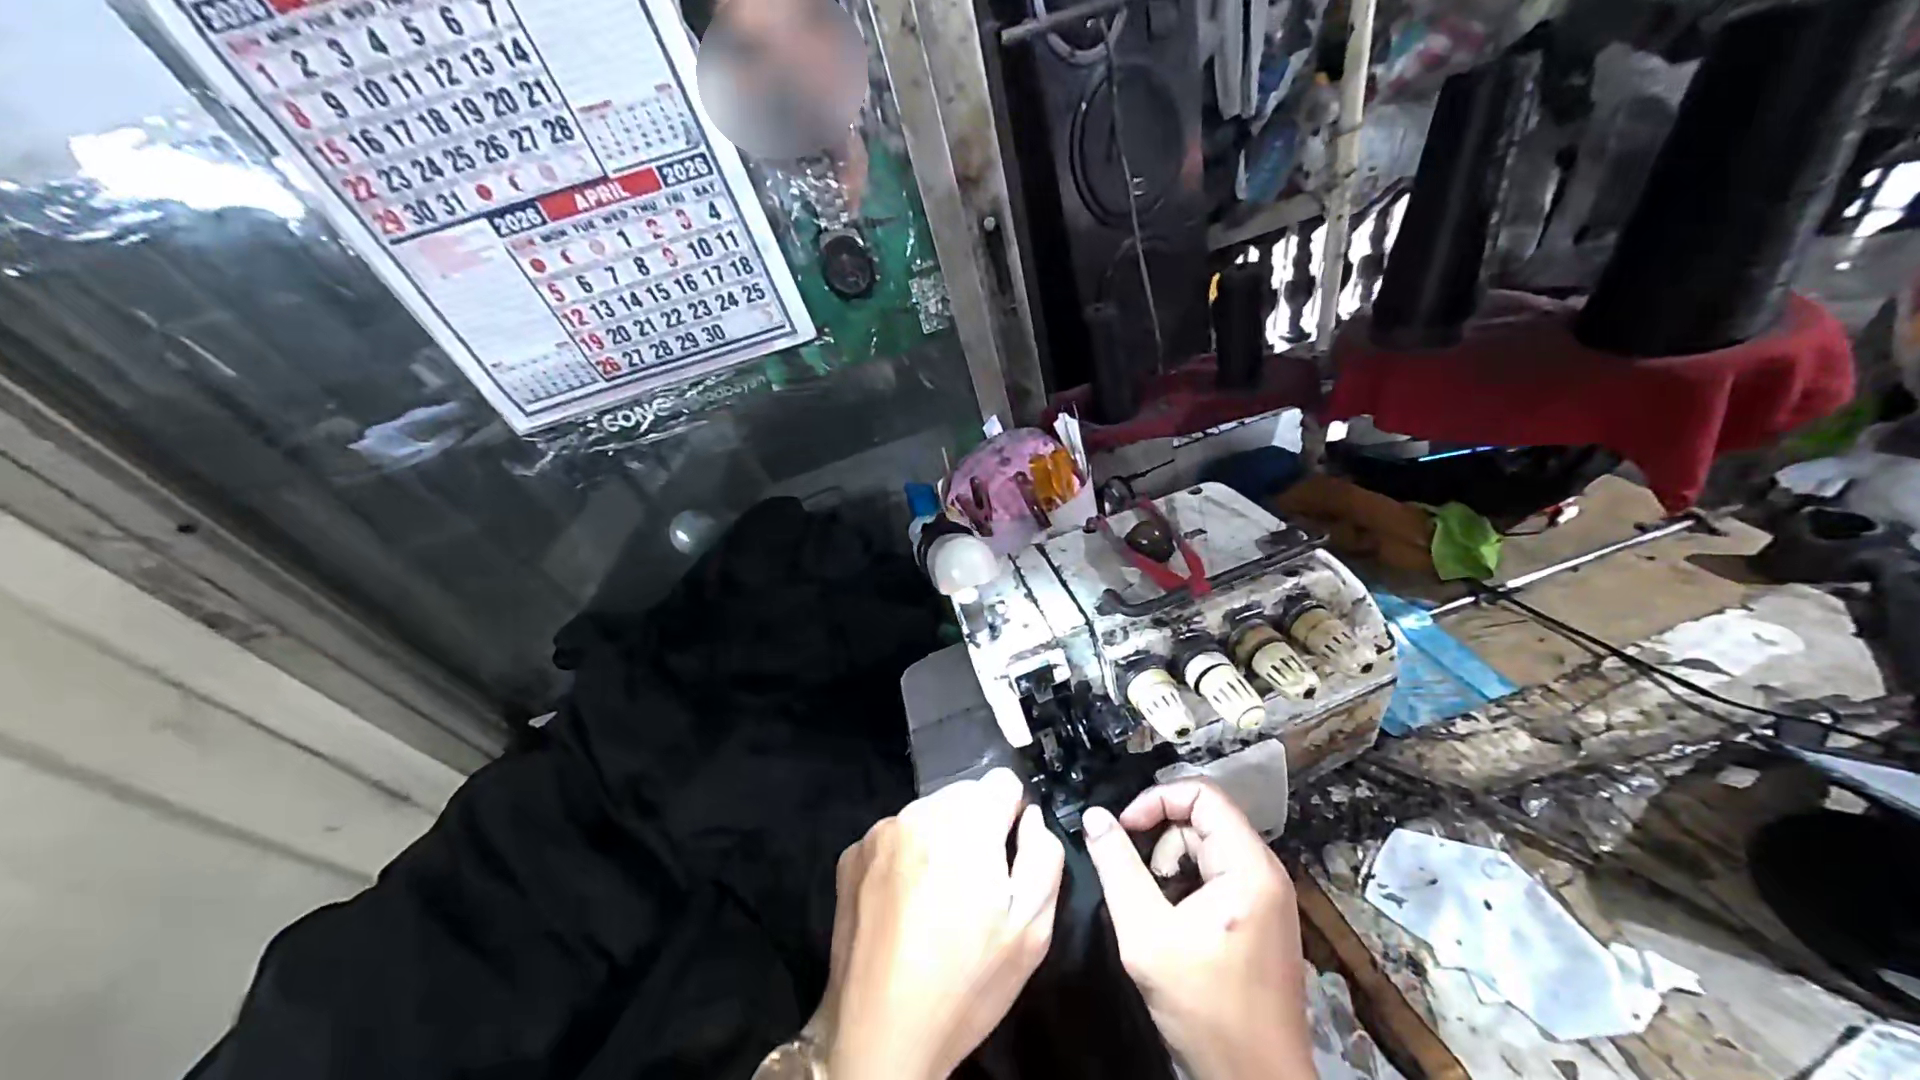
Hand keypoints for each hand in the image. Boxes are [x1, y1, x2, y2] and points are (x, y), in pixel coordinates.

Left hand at [817, 768, 1064, 1079]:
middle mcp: (920, 812)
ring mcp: (880, 832)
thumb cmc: (967, 981)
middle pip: (964, 796)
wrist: (879, 1034)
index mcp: (967, 822)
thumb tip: (1031, 816)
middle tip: (977, 886)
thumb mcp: (1031, 928)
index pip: (1003, 781)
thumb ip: (1043, 855)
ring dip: (941, 840)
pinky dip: (907, 856)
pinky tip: (906, 905)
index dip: (1014, 814)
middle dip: (977, 827)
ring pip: (928, 815)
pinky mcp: (851, 855)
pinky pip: (895, 837)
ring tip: (939, 900)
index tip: (1009, 852)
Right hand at [1082, 782, 1314, 1079]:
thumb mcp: (1145, 933)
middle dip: (1161, 842)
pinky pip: (1215, 875)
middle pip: (1202, 820)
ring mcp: (1266, 895)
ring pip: (1205, 848)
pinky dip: (1186, 886)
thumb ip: (1116, 866)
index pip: (1201, 794)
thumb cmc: (1205, 1008)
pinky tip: (1174, 923)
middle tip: (1141, 886)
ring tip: (1157, 911)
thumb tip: (1095, 816)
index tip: (1124, 829)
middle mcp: (1265, 871)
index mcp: (1249, 866)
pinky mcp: (1260, 916)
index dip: (1155, 800)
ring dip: (1170, 867)